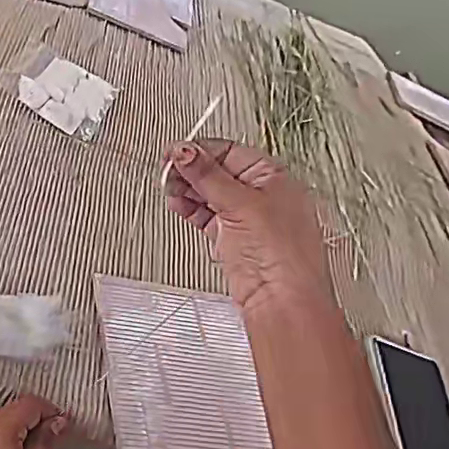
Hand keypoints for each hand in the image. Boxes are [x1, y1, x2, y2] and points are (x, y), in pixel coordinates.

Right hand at [164, 139, 333, 317]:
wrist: (279, 298)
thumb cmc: (280, 254)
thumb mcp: (239, 204)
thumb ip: (208, 177)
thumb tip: (185, 152)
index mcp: (273, 177)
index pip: (230, 152)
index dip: (201, 151)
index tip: (174, 153)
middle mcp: (261, 195)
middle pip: (217, 172)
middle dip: (191, 170)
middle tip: (168, 172)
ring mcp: (245, 217)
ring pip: (209, 193)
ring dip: (187, 189)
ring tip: (170, 189)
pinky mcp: (231, 237)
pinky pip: (206, 215)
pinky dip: (190, 208)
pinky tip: (179, 205)